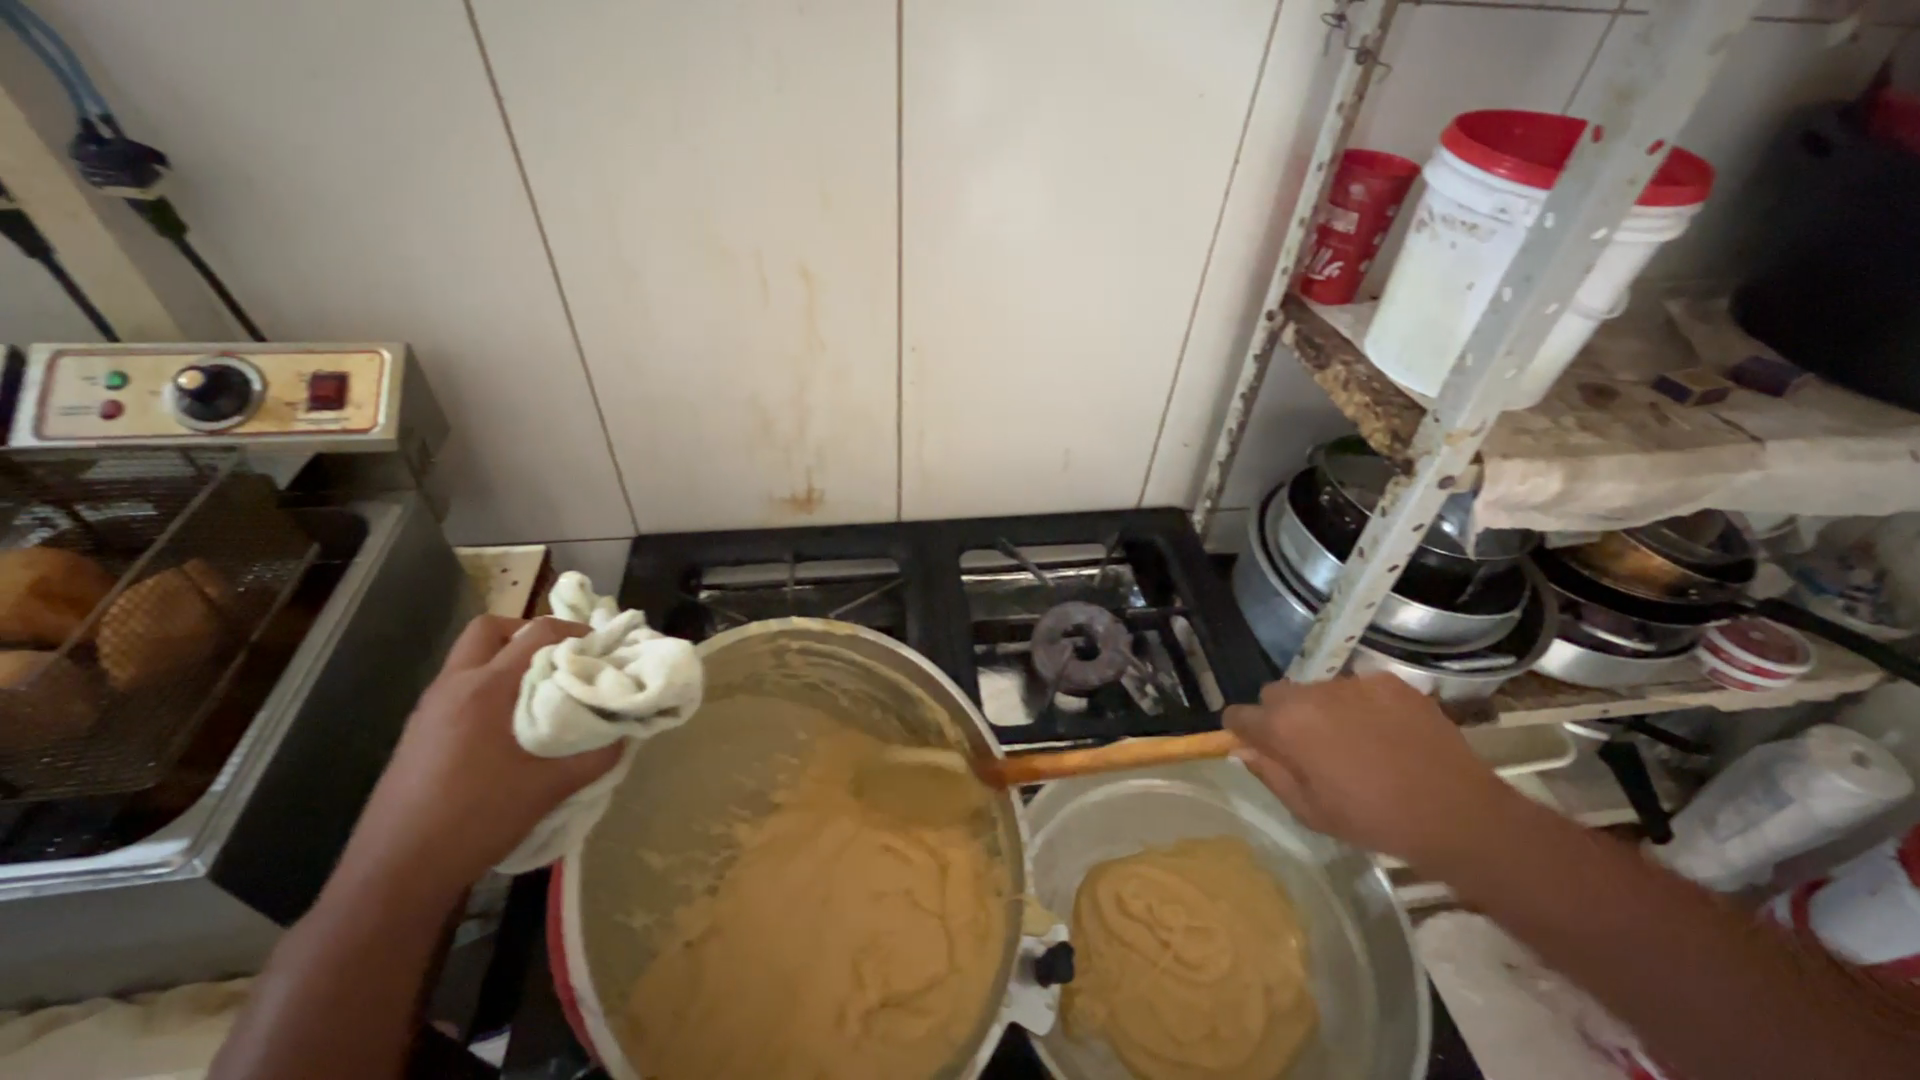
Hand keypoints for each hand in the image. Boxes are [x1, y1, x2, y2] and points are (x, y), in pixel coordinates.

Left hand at [339, 616, 625, 894]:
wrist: (397, 870)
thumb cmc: (476, 819)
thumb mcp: (549, 788)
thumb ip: (596, 756)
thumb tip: (626, 734)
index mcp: (485, 689)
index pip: (534, 633)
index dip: (574, 632)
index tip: (602, 650)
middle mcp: (453, 687)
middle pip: (489, 630)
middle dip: (529, 634)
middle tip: (562, 658)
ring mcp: (429, 710)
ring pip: (470, 659)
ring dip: (507, 662)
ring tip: (542, 693)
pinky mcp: (419, 734)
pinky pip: (459, 689)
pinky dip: (489, 690)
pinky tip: (510, 729)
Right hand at [1224, 675, 1522, 866]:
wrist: (1454, 811)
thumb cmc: (1373, 819)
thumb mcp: (1309, 811)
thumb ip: (1270, 773)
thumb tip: (1244, 749)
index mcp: (1285, 726)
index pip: (1240, 714)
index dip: (1242, 730)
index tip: (1255, 746)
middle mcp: (1312, 694)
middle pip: (1276, 694)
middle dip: (1280, 716)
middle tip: (1306, 749)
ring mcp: (1353, 683)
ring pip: (1318, 690)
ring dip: (1321, 710)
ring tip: (1352, 743)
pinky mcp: (1389, 682)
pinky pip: (1358, 688)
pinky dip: (1360, 706)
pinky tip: (1383, 734)